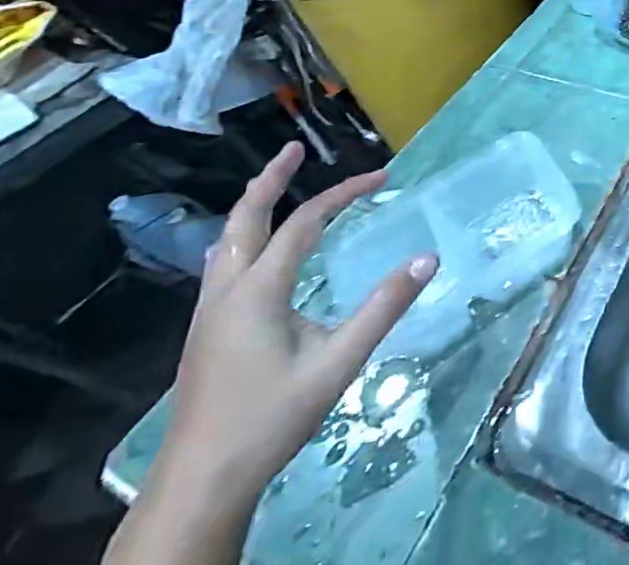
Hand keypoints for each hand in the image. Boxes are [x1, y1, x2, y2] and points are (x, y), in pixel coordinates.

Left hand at [150, 143, 435, 506]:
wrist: (201, 481)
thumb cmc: (271, 419)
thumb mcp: (338, 364)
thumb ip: (384, 308)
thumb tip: (427, 259)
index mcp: (258, 289)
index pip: (305, 222)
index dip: (344, 194)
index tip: (382, 177)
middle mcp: (227, 288)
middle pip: (245, 216)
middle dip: (270, 178)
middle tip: (293, 149)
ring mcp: (209, 310)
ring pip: (227, 239)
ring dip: (253, 206)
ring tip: (275, 188)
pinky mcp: (205, 330)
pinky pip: (223, 263)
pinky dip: (244, 236)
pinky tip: (255, 254)